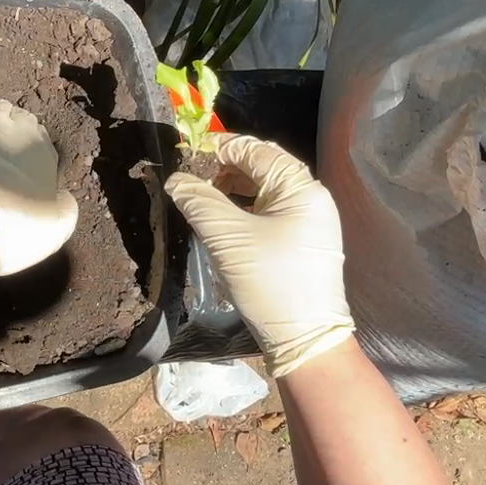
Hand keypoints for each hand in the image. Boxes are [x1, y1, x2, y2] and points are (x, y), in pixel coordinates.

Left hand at [0, 54, 77, 287]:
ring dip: (0, 115)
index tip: (28, 176)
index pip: (44, 144)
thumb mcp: (56, 230)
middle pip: (22, 123)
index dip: (36, 159)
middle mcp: (17, 134)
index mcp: (45, 155)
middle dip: (20, 135)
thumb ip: (65, 206)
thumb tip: (62, 195)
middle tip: (10, 160)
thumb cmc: (10, 235)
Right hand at [165, 135, 351, 376]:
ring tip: (202, 198)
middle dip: (223, 166)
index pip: (253, 149)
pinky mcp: (302, 240)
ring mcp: (309, 219)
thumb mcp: (226, 237)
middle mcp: (310, 196)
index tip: (185, 153)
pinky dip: (243, 207)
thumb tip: (175, 180)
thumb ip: (198, 201)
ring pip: (263, 188)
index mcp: (300, 186)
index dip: (217, 146)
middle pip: (261, 165)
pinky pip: (269, 210)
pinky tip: (222, 220)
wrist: (305, 338)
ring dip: (231, 187)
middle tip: (190, 177)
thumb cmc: (270, 281)